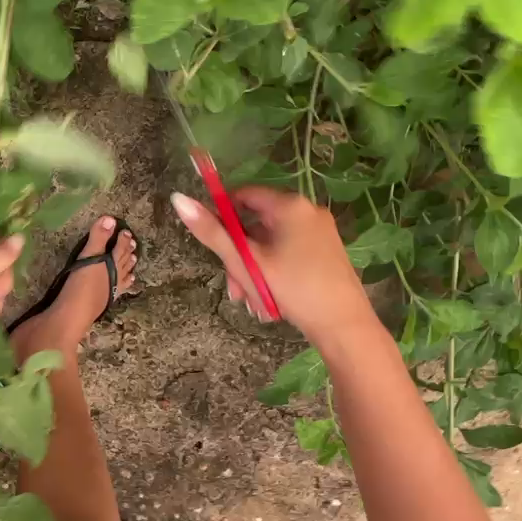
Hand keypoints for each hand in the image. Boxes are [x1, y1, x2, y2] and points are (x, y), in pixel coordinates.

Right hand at [170, 187, 376, 343]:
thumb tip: (178, 199)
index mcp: (290, 206)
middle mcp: (308, 211)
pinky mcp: (326, 252)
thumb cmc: (294, 289)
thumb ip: (212, 232)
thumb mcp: (247, 262)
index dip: (222, 216)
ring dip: (253, 271)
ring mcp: (320, 232)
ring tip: (251, 301)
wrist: (343, 325)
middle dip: (238, 256)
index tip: (214, 245)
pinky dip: (272, 273)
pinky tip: (269, 301)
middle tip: (234, 288)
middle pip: (256, 224)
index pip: (244, 195)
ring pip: (270, 244)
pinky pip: (288, 254)